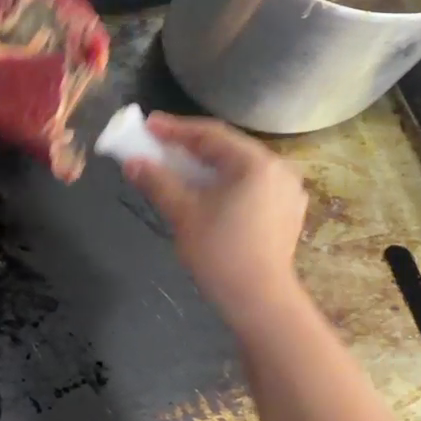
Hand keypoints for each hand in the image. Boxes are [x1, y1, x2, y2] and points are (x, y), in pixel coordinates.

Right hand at [122, 112, 309, 329]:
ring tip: (182, 171)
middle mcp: (278, 168)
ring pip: (240, 168)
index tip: (149, 124)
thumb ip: (158, 183)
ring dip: (208, 166)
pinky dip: (226, 184)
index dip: (176, 128)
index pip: (211, 135)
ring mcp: (287, 190)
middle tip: (161, 146)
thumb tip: (133, 162)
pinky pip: (252, 186)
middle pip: (228, 149)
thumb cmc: (218, 252)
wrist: (257, 295)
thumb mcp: (183, 214)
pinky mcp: (287, 211)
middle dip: (192, 147)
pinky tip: (209, 196)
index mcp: (255, 163)